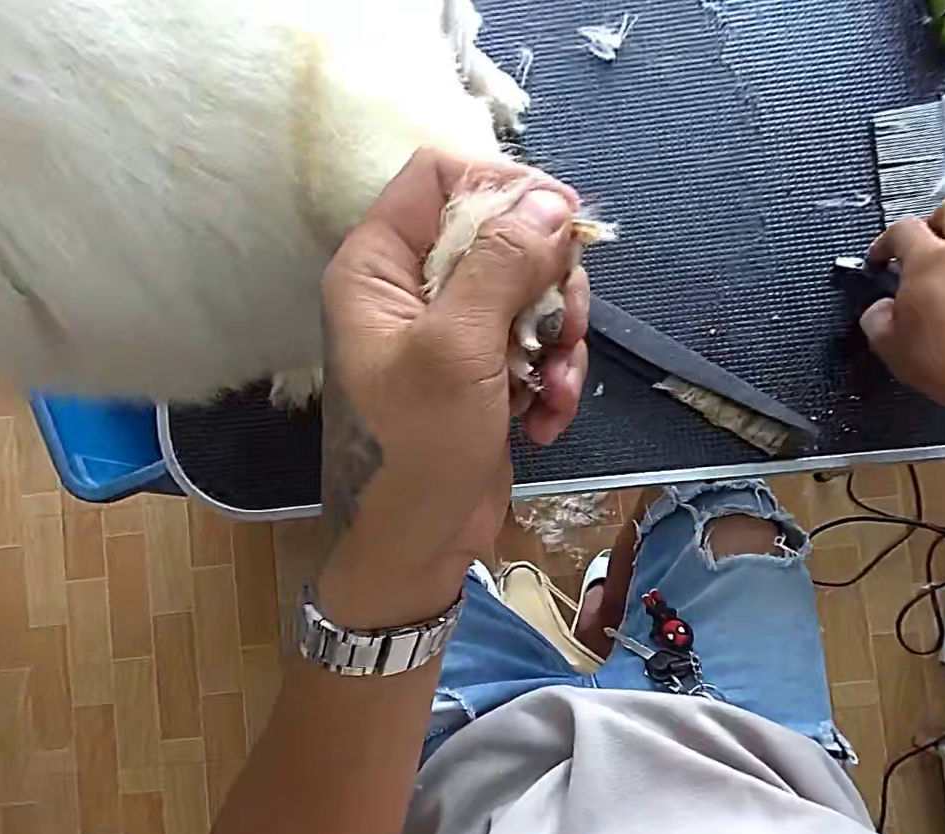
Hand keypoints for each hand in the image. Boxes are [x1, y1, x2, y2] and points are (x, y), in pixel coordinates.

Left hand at [317, 149, 589, 625]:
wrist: (419, 545)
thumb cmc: (418, 450)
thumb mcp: (457, 351)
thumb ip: (501, 266)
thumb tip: (551, 201)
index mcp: (378, 267)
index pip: (441, 178)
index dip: (504, 189)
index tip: (560, 225)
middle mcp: (412, 292)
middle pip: (500, 237)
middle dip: (547, 285)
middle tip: (566, 330)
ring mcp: (452, 336)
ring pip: (528, 295)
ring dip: (559, 343)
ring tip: (555, 394)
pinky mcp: (484, 374)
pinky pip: (532, 347)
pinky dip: (551, 381)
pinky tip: (546, 421)